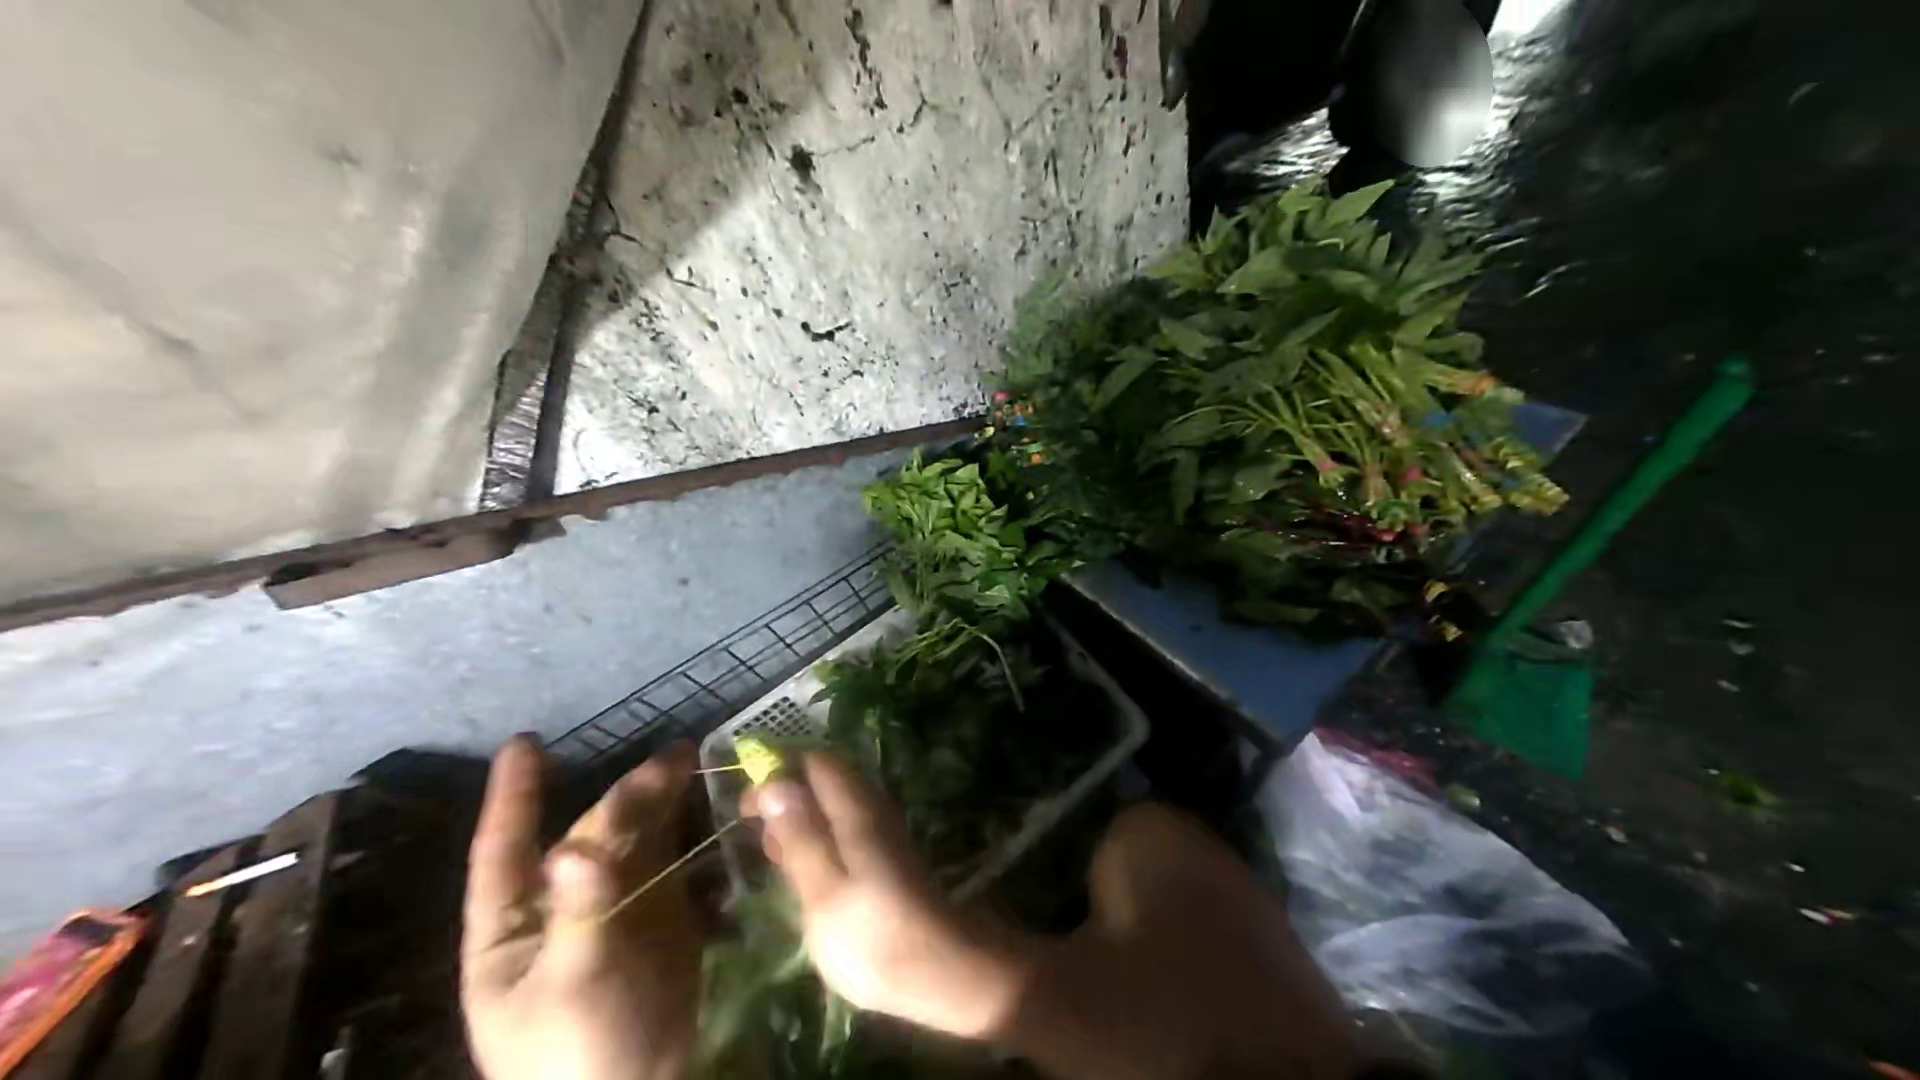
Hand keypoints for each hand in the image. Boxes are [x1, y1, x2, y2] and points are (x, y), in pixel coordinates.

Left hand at [461, 737, 700, 1079]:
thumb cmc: (578, 1056)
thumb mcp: (571, 985)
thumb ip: (579, 912)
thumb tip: (573, 846)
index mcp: (513, 926)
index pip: (504, 850)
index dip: (514, 796)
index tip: (526, 743)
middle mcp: (561, 902)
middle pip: (592, 832)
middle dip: (626, 794)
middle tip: (673, 759)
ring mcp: (613, 903)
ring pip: (633, 836)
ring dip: (659, 797)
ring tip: (688, 760)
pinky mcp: (658, 909)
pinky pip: (669, 854)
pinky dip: (685, 825)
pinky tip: (704, 800)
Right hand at [743, 752, 1032, 1038]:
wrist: (944, 973)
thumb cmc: (875, 938)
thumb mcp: (823, 891)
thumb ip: (799, 836)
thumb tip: (773, 783)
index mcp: (856, 809)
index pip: (816, 761)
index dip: (779, 771)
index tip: (747, 806)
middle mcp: (872, 810)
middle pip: (825, 780)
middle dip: (787, 798)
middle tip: (760, 841)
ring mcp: (883, 833)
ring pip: (833, 808)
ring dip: (801, 824)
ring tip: (777, 862)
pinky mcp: (886, 858)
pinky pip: (845, 831)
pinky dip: (819, 843)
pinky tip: (807, 877)